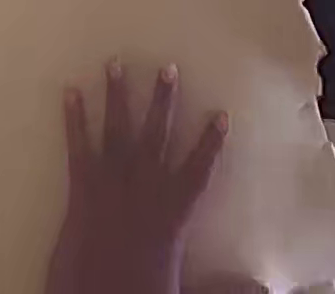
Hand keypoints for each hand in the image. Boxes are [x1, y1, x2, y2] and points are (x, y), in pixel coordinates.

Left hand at [46, 60, 228, 293]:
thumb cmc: (140, 293)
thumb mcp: (185, 291)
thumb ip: (222, 285)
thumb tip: (265, 287)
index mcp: (171, 215)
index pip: (197, 172)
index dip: (210, 143)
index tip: (221, 113)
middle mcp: (142, 191)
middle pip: (155, 138)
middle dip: (163, 102)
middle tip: (167, 67)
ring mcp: (110, 187)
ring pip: (117, 132)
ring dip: (117, 96)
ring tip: (114, 63)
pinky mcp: (81, 190)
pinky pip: (78, 148)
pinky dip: (74, 119)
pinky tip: (69, 92)